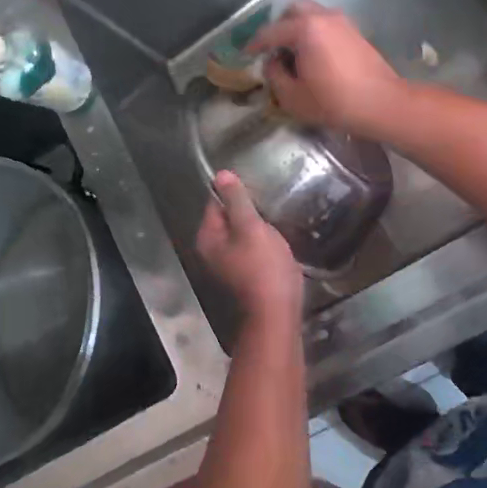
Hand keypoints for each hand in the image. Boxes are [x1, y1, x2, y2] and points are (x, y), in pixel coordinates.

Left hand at [196, 171, 302, 322]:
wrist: (276, 313)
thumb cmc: (263, 267)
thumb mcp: (250, 227)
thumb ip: (236, 200)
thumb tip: (220, 174)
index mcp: (208, 237)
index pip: (215, 202)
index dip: (235, 192)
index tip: (257, 187)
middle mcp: (211, 250)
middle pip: (228, 218)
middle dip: (248, 209)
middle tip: (271, 201)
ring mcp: (228, 264)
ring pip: (241, 234)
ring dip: (258, 226)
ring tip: (277, 217)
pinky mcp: (245, 274)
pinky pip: (251, 250)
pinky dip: (262, 243)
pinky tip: (278, 240)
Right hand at [245, 0, 408, 137]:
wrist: (381, 103)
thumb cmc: (333, 102)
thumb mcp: (292, 97)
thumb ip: (274, 76)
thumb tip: (272, 62)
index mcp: (304, 29)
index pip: (270, 32)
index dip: (254, 44)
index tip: (246, 54)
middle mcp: (323, 17)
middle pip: (293, 11)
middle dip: (278, 28)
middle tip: (272, 50)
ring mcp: (342, 22)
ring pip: (311, 15)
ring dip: (297, 29)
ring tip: (293, 55)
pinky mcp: (355, 32)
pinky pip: (326, 25)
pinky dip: (314, 34)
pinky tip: (313, 57)